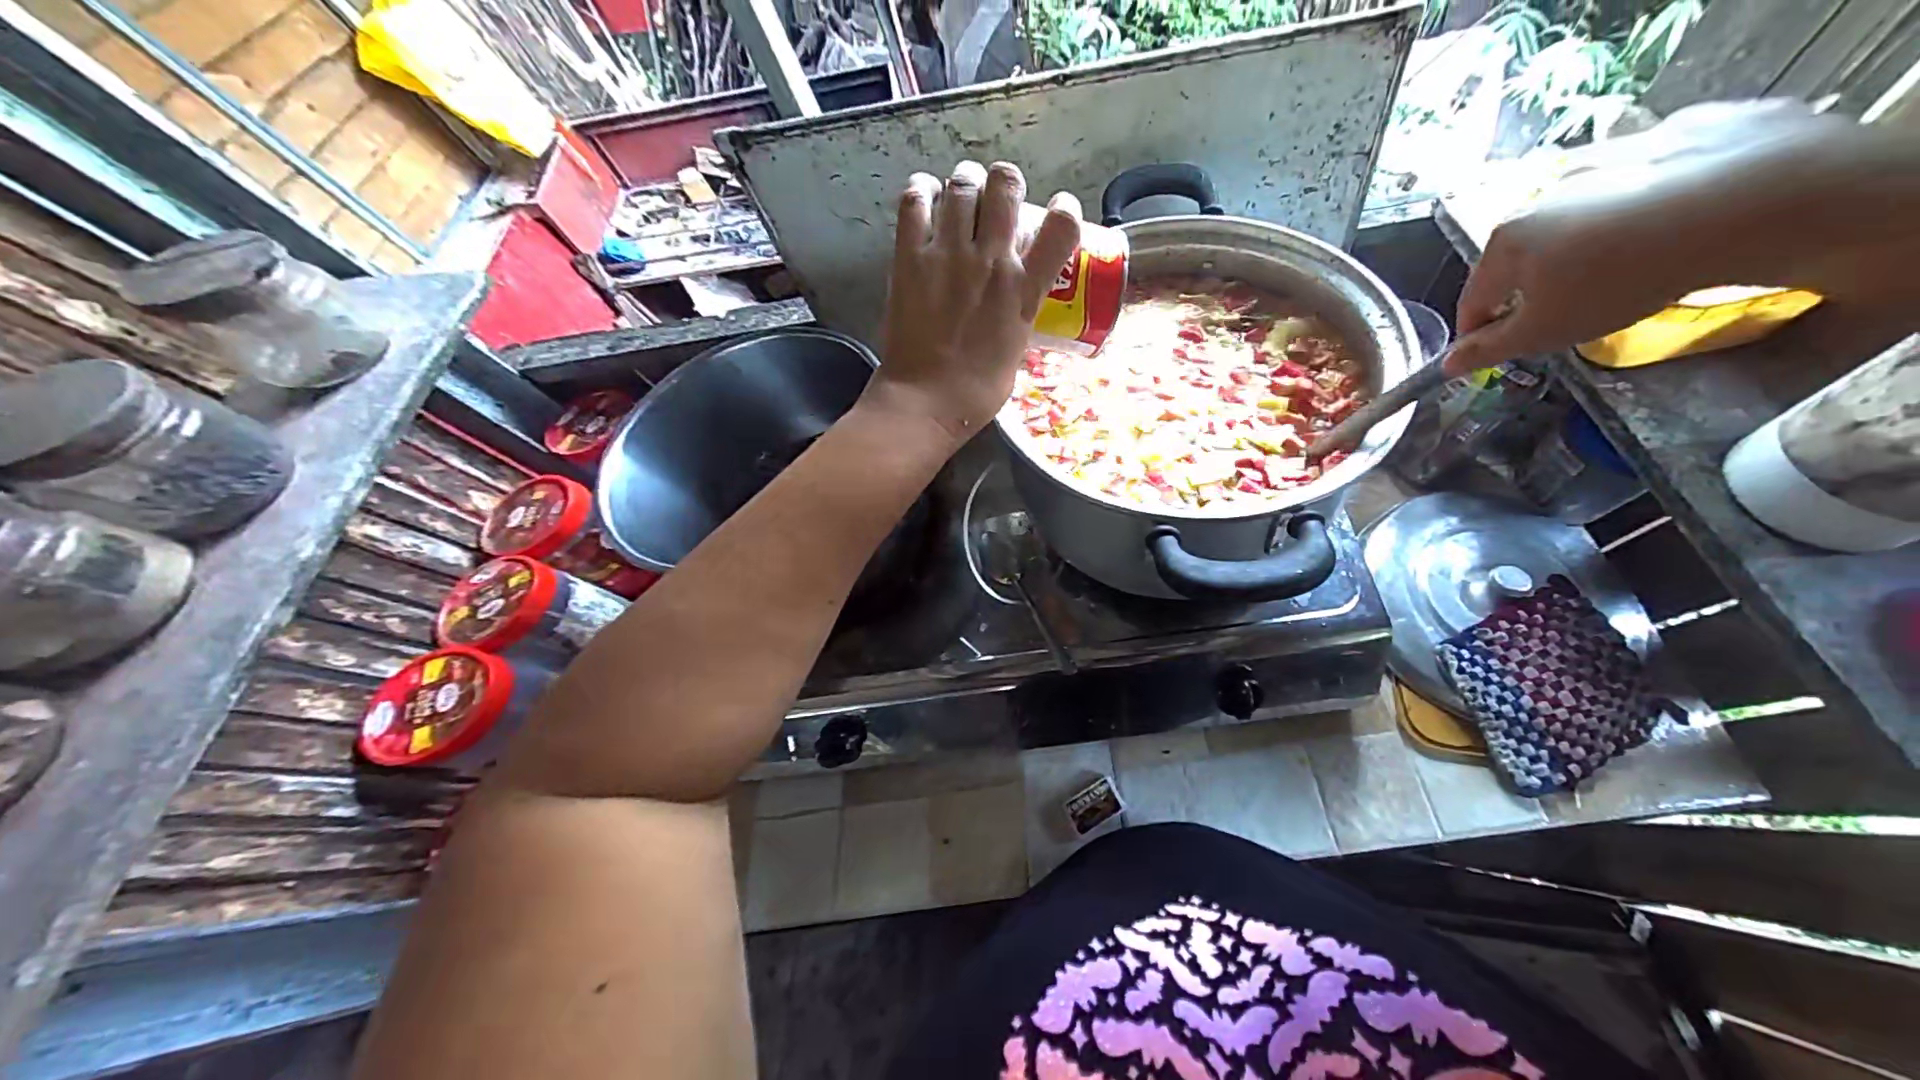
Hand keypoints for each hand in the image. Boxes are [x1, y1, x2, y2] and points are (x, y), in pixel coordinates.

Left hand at [866, 160, 1081, 441]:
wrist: (926, 401)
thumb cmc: (976, 390)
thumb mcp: (1016, 349)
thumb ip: (1019, 313)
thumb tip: (1015, 301)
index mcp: (1025, 289)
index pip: (1062, 226)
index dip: (1064, 208)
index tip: (1058, 208)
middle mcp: (992, 261)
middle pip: (1006, 184)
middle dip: (1005, 181)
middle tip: (997, 195)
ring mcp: (949, 254)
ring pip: (962, 185)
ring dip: (966, 181)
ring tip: (962, 191)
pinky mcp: (910, 257)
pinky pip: (916, 202)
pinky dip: (922, 191)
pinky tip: (926, 195)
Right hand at [1445, 99, 1878, 373]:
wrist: (1750, 201)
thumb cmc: (1623, 279)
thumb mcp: (1548, 330)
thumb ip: (1491, 348)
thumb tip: (1447, 365)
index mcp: (1506, 241)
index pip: (1474, 299)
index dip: (1479, 332)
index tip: (1496, 351)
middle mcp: (1542, 194)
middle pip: (1523, 255)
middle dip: (1534, 284)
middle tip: (1570, 311)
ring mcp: (1606, 158)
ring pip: (1577, 216)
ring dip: (1584, 242)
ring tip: (1625, 264)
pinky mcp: (1670, 135)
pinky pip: (1641, 180)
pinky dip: (1645, 201)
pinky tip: (1674, 219)